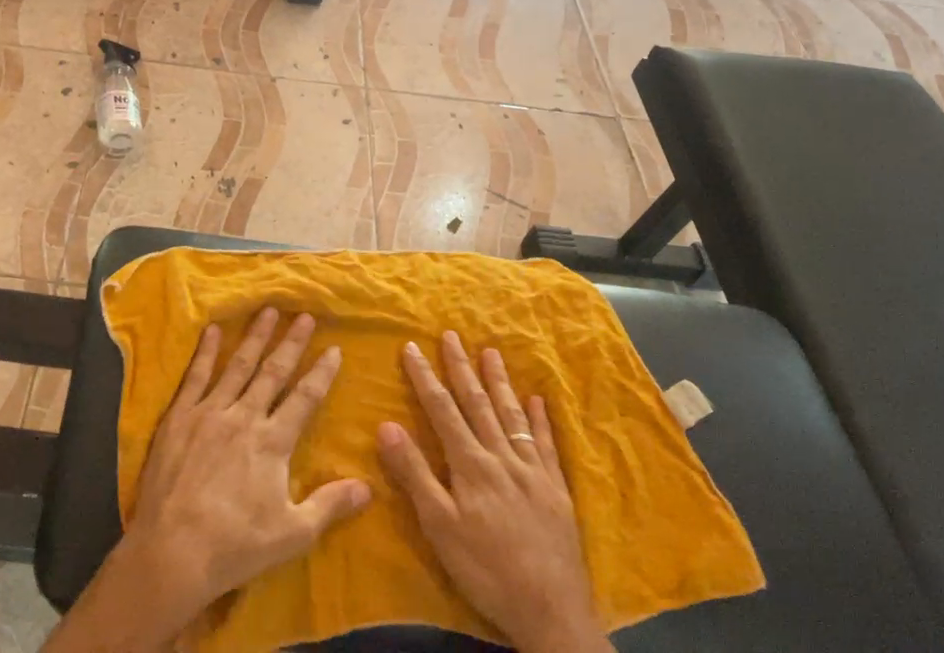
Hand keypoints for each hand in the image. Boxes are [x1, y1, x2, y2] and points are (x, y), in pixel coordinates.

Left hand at [44, 307, 370, 651]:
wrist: (173, 550)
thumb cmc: (236, 545)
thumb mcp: (293, 533)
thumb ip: (330, 505)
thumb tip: (369, 487)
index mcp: (273, 442)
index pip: (305, 398)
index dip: (321, 372)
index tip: (334, 349)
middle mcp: (243, 418)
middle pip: (272, 372)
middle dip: (291, 342)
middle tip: (305, 315)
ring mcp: (208, 414)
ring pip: (237, 366)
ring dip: (254, 337)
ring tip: (267, 310)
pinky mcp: (178, 418)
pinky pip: (195, 376)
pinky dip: (205, 352)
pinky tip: (212, 330)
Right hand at [377, 332, 613, 652]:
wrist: (551, 609)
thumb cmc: (485, 569)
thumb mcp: (439, 527)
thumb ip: (414, 474)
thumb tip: (386, 425)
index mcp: (471, 465)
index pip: (442, 410)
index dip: (425, 377)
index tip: (411, 347)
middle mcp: (503, 457)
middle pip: (478, 404)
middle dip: (461, 368)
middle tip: (452, 335)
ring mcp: (534, 471)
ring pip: (512, 415)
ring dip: (499, 382)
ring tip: (491, 352)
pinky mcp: (557, 489)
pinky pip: (547, 444)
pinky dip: (540, 419)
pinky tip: (538, 400)